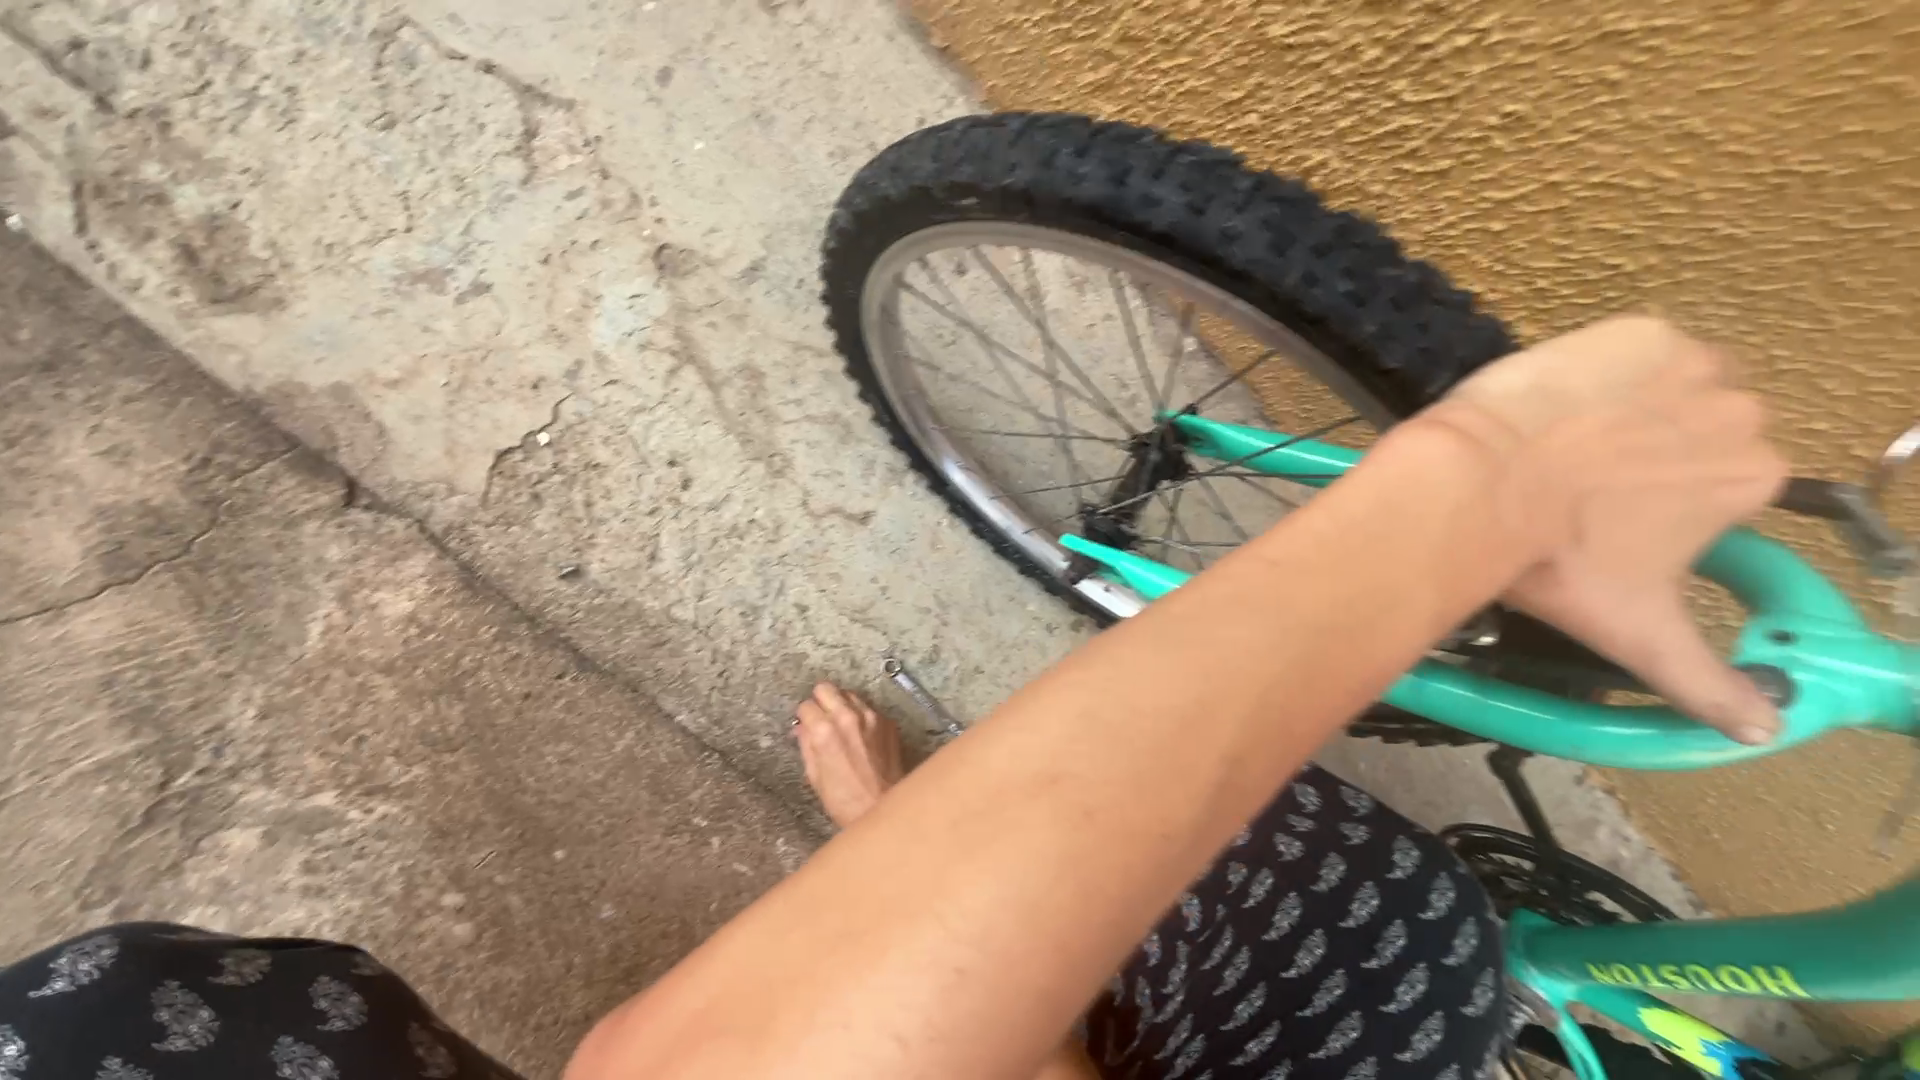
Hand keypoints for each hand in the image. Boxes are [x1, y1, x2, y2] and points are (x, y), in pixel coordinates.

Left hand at [1423, 316, 1788, 743]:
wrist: (1483, 483)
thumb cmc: (1555, 558)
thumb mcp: (1632, 630)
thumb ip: (1702, 678)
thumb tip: (1762, 732)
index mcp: (1751, 478)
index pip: (1712, 480)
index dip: (1652, 496)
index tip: (1604, 510)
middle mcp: (1743, 413)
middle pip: (1689, 430)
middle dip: (1640, 452)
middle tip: (1573, 479)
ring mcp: (1690, 364)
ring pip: (1662, 386)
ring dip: (1622, 408)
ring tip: (1558, 441)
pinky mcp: (1634, 331)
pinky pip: (1626, 347)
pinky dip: (1595, 368)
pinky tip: (1556, 401)